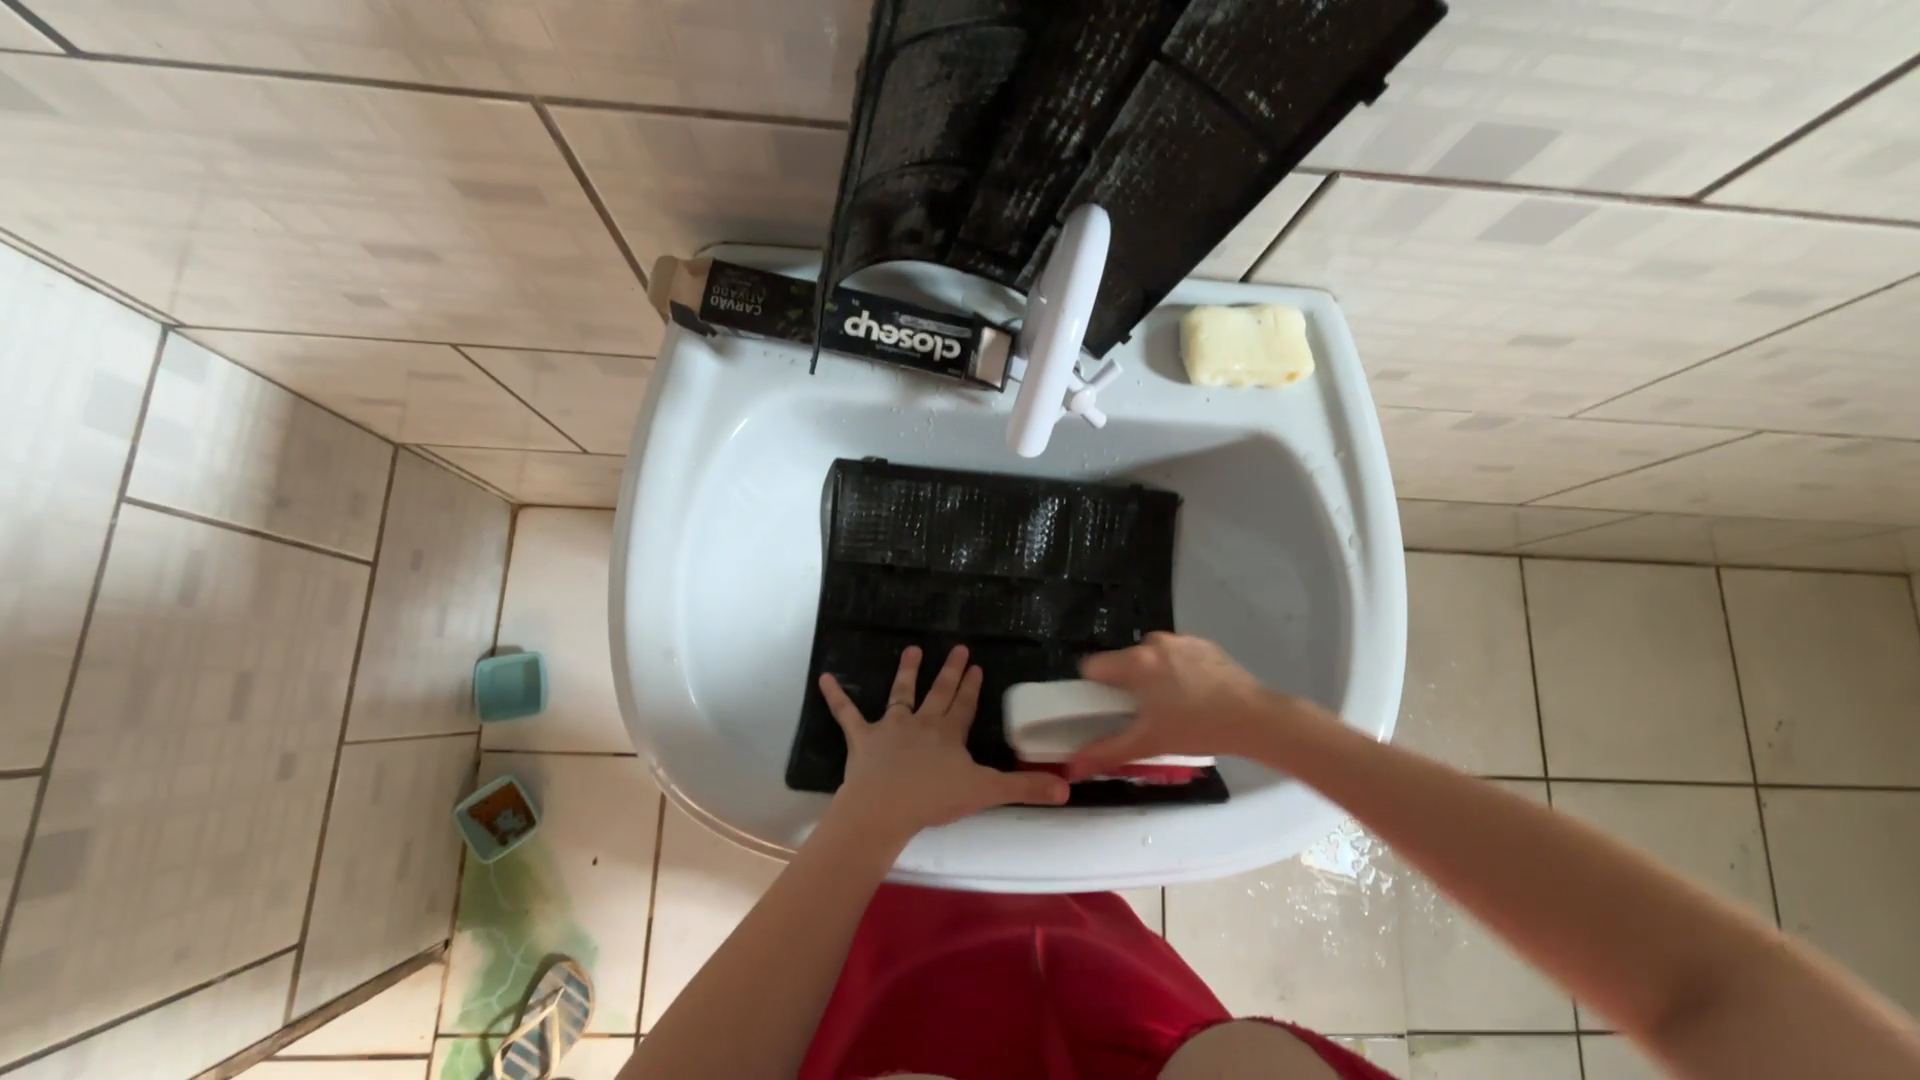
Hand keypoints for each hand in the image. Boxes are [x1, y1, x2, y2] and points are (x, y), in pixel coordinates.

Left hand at [819, 645, 1068, 841]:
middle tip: (958, 648)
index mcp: (950, 734)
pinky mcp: (862, 740)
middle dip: (950, 672)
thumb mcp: (986, 793)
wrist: (885, 808)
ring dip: (906, 673)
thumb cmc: (934, 799)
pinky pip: (846, 714)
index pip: (965, 705)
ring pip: (900, 695)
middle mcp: (922, 724)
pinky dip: (835, 696)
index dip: (972, 687)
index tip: (977, 666)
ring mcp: (890, 729)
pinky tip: (824, 678)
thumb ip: (1024, 789)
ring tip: (910, 649)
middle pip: (939, 693)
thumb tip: (1066, 790)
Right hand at [1069, 632, 1324, 779]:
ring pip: (1150, 657)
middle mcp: (1154, 643)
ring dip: (1152, 676)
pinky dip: (1177, 670)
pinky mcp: (1204, 644)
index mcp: (1135, 662)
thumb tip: (1071, 767)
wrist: (1255, 718)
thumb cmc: (1196, 729)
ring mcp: (1181, 640)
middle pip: (1123, 661)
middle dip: (1126, 684)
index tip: (1108, 708)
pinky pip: (1176, 655)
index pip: (1092, 666)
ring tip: (1171, 706)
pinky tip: (1194, 695)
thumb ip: (1105, 752)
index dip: (1095, 688)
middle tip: (1142, 714)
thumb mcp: (1148, 743)